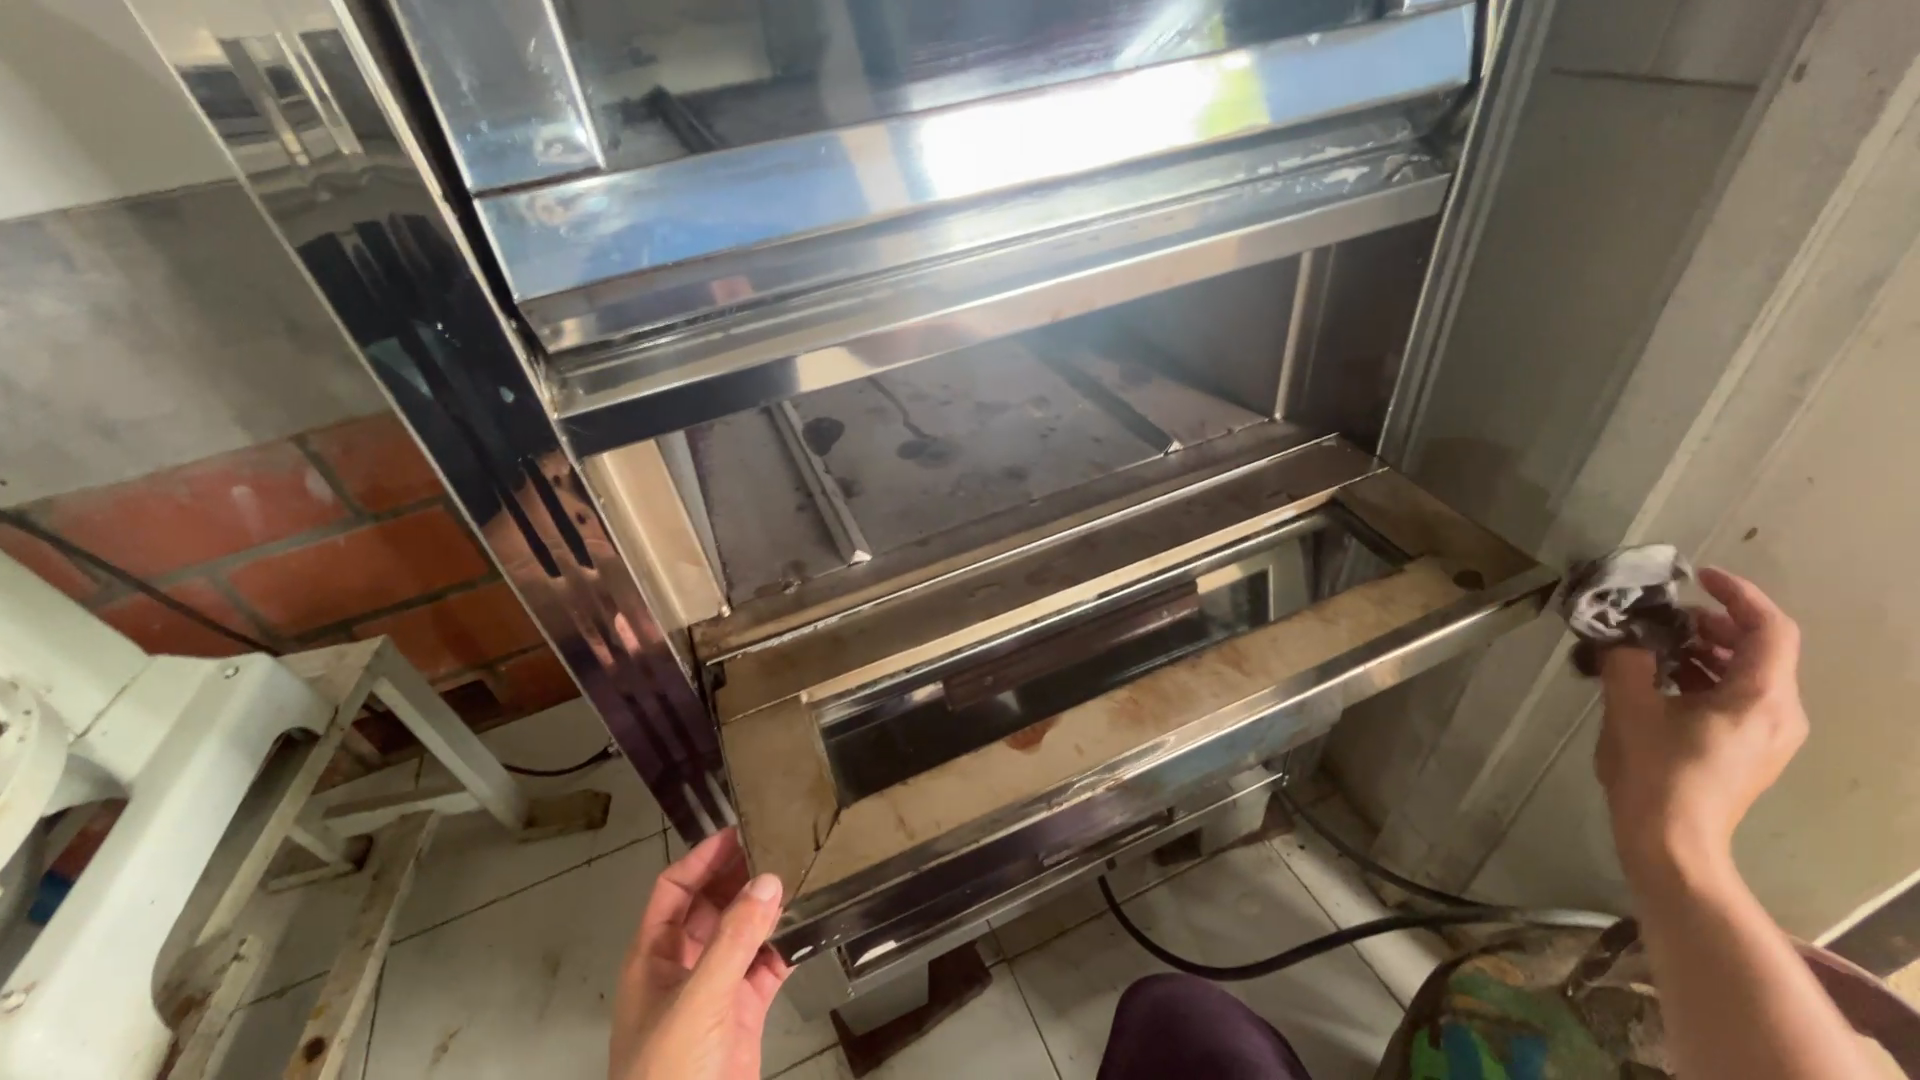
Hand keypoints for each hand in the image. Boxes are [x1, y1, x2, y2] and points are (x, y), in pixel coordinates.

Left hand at [609, 827, 789, 1079]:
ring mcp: (714, 990)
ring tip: (801, 876)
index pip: (674, 889)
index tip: (741, 831)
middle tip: (780, 847)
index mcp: (654, 956)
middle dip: (740, 877)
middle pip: (710, 905)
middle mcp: (683, 965)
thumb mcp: (697, 1000)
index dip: (703, 858)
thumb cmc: (671, 1069)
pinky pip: (765, 967)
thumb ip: (733, 940)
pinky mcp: (743, 1012)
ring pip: (741, 934)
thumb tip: (768, 880)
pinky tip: (809, 928)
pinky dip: (785, 947)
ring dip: (766, 909)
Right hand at [1595, 567, 1806, 884]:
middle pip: (1763, 650)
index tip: (1699, 576)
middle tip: (1668, 614)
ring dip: (1708, 651)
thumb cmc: (1655, 772)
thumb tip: (1624, 636)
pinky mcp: (1752, 751)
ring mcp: (1770, 736)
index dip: (1738, 595)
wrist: (1673, 840)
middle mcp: (1781, 713)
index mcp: (1760, 698)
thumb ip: (1627, 661)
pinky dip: (1708, 677)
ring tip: (1659, 644)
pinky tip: (1665, 680)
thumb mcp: (1629, 708)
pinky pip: (1740, 698)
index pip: (1769, 629)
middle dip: (1716, 623)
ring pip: (1751, 675)